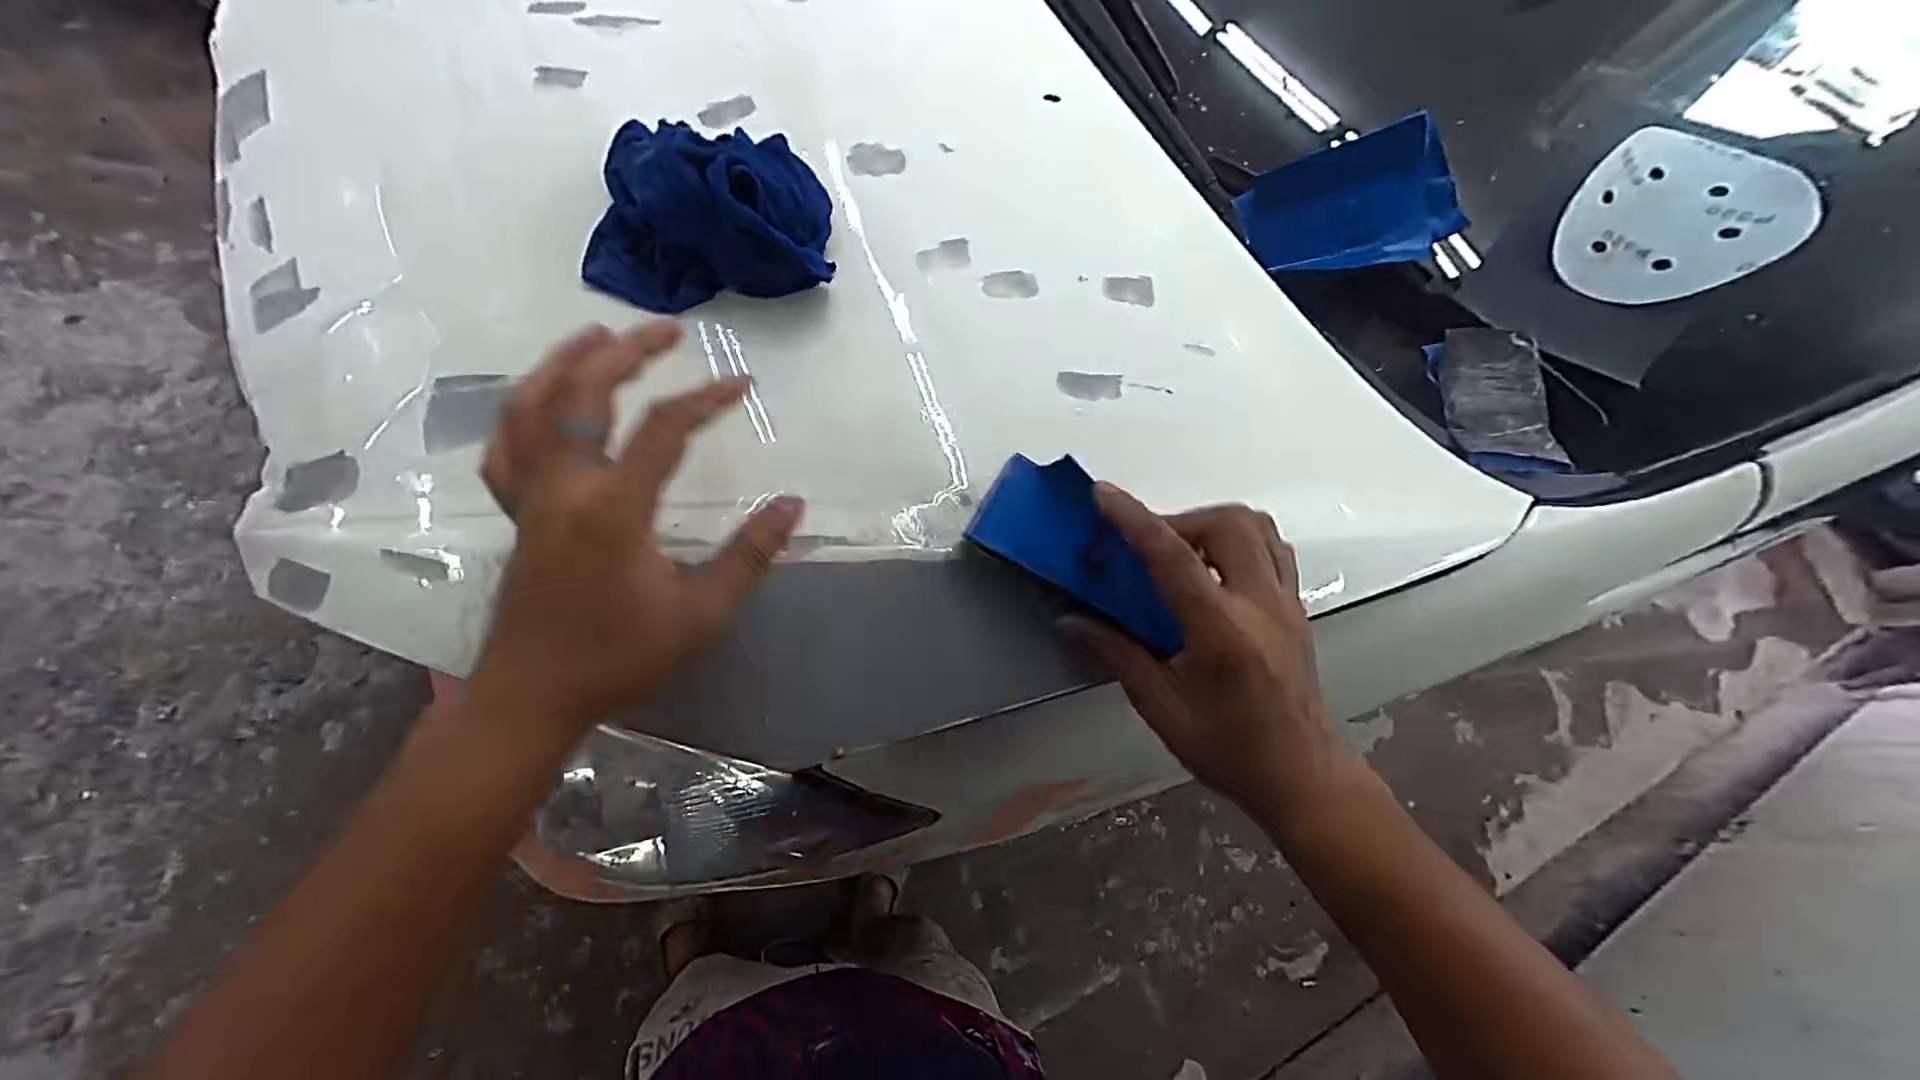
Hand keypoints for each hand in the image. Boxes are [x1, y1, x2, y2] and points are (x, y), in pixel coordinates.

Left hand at [473, 321, 802, 727]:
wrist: (534, 696)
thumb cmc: (621, 656)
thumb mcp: (702, 613)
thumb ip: (750, 555)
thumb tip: (792, 505)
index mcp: (613, 509)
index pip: (663, 429)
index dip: (705, 398)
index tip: (741, 384)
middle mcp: (564, 488)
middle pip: (583, 395)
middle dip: (625, 352)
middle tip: (665, 330)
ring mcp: (531, 498)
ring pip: (530, 408)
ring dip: (562, 363)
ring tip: (595, 334)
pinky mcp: (517, 514)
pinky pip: (506, 448)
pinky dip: (522, 413)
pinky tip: (540, 402)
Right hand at [1063, 485, 1362, 825]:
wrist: (1304, 776)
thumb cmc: (1231, 750)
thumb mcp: (1162, 708)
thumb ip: (1117, 656)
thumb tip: (1071, 621)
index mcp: (1223, 633)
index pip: (1174, 558)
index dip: (1135, 520)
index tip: (1104, 495)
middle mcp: (1261, 605)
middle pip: (1227, 523)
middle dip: (1179, 519)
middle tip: (1146, 546)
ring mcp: (1286, 603)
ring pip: (1256, 526)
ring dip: (1211, 524)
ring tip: (1179, 550)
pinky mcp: (1296, 607)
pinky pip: (1272, 548)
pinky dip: (1237, 540)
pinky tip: (1213, 569)